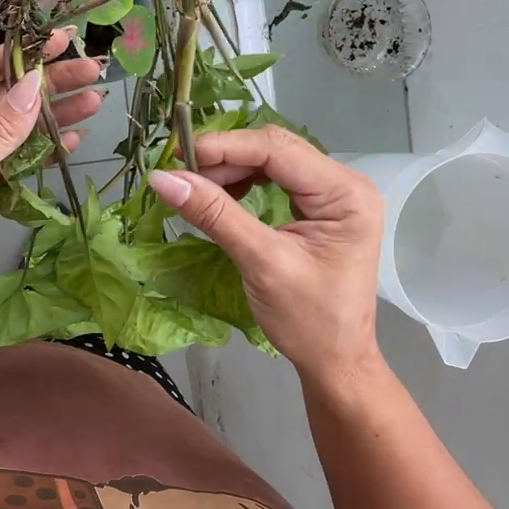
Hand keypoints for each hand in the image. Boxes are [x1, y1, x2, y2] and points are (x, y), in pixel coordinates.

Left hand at [0, 30, 106, 316]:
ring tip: (95, 101)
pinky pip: (20, 159)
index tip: (62, 41)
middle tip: (93, 71)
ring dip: (55, 116)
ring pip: (20, 128)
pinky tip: (73, 140)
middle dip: (51, 84)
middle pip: (11, 97)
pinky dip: (45, 151)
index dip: (25, 53)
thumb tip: (33, 84)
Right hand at [146, 127, 384, 375]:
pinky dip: (242, 182)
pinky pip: (275, 178)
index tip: (176, 158)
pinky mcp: (319, 207)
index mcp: (346, 194)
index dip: (224, 147)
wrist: (336, 361)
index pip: (276, 150)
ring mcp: (333, 194)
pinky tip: (221, 196)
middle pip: (274, 148)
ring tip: (196, 187)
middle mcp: (345, 184)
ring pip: (271, 160)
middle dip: (225, 157)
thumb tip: (163, 179)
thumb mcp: (261, 263)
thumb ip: (215, 215)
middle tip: (181, 174)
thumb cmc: (309, 321)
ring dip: (230, 169)